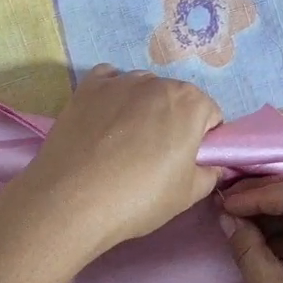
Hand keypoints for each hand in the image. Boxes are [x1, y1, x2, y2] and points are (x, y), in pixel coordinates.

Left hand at [18, 65, 223, 254]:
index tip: (187, 161)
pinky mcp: (87, 88)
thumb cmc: (139, 198)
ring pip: (143, 89)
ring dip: (143, 108)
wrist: (72, 201)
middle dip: (173, 121)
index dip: (202, 140)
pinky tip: (104, 121)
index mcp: (190, 103)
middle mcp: (158, 83)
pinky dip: (112, 95)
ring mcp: (120, 81)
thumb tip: (211, 166)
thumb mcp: (188, 195)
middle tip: (156, 156)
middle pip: (176, 99)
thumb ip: (209, 173)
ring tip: (124, 142)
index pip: (210, 115)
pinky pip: (109, 81)